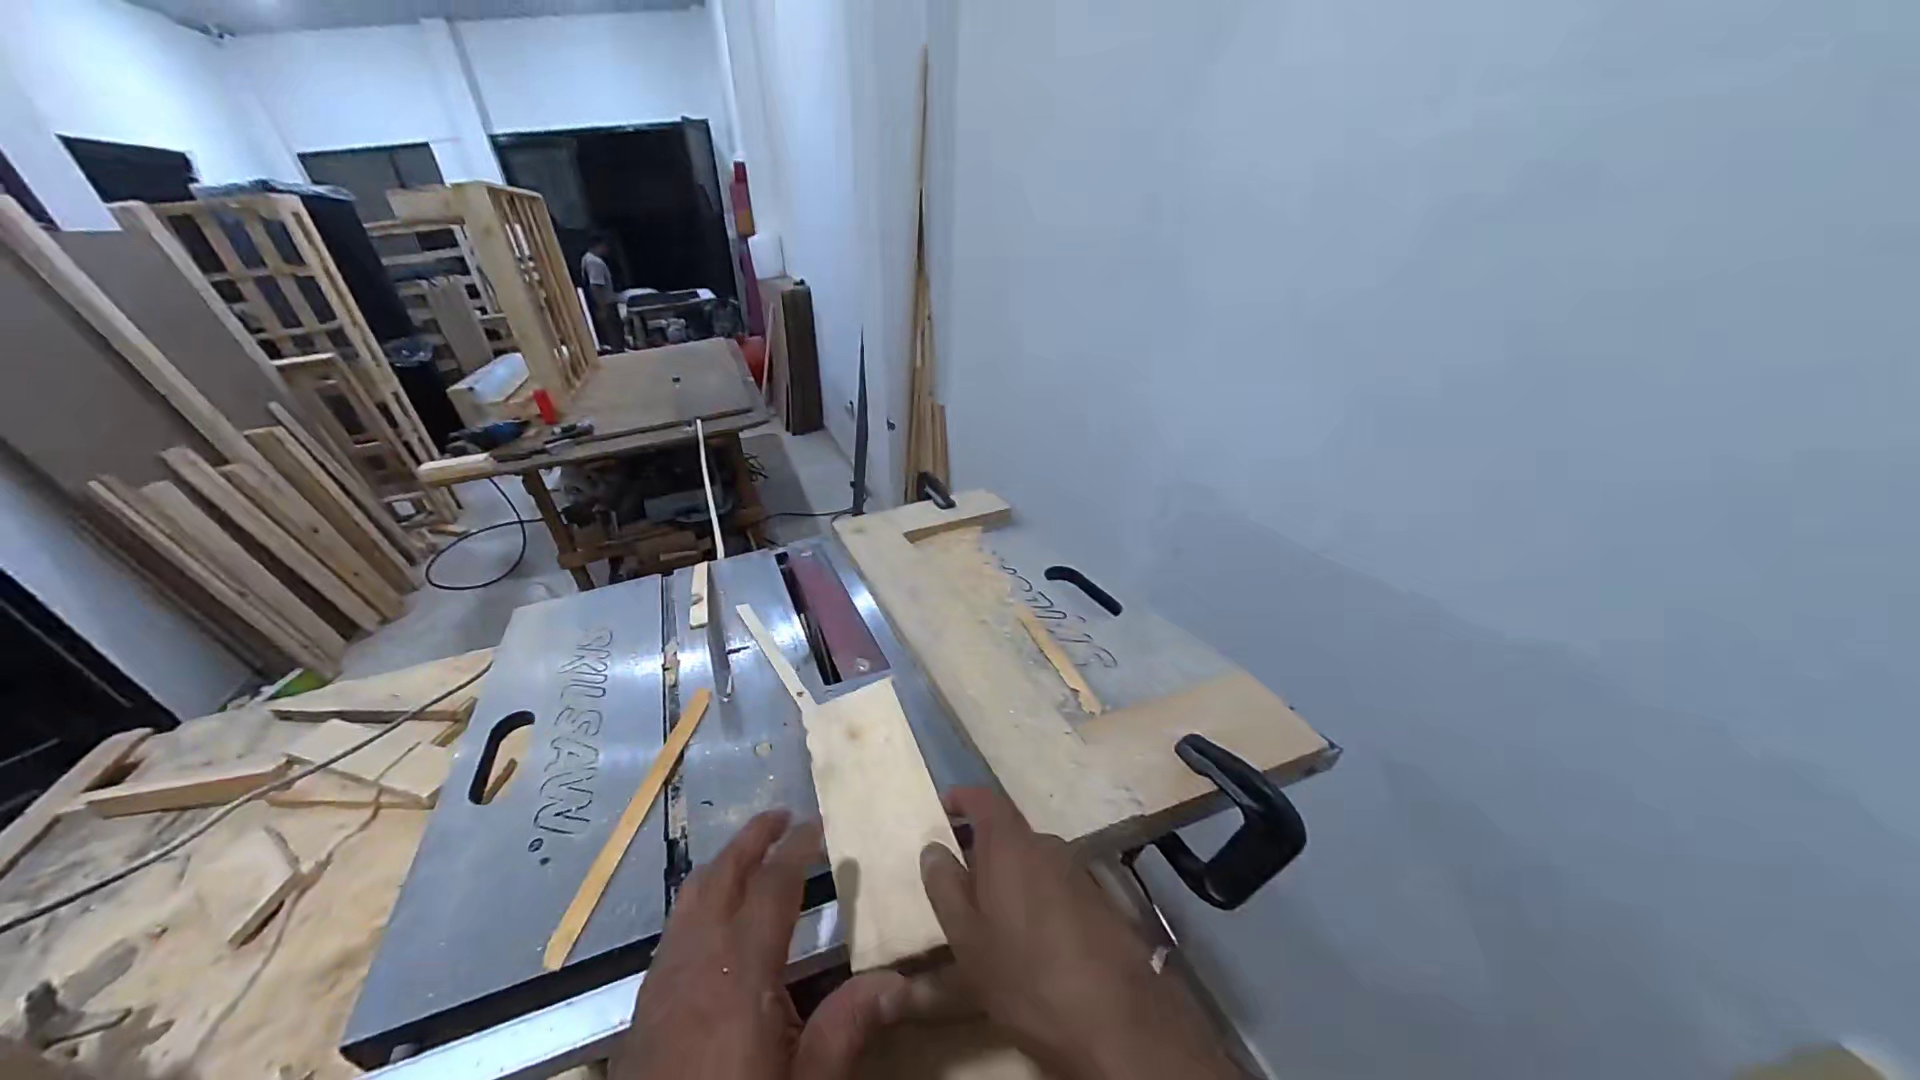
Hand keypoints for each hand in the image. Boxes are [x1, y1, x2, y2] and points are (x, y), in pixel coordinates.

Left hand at [612, 810, 905, 1079]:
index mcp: (740, 973)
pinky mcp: (646, 1004)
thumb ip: (847, 1027)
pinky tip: (719, 919)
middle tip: (783, 816)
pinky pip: (675, 927)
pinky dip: (702, 899)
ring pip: (690, 896)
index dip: (797, 848)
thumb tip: (898, 980)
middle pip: (720, 875)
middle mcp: (696, 960)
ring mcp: (664, 980)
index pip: (771, 886)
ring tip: (753, 855)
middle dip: (752, 838)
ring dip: (723, 864)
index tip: (820, 825)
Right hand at [919, 789, 1242, 1079]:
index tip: (943, 809)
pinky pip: (1055, 885)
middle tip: (959, 881)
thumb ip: (944, 886)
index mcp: (1009, 844)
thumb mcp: (966, 936)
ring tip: (991, 918)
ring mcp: (1078, 870)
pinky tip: (1032, 940)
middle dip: (981, 850)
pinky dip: (1036, 898)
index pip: (983, 798)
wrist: (1116, 1018)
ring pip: (1032, 862)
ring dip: (1010, 878)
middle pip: (1008, 832)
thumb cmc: (1025, 972)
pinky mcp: (1099, 899)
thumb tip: (933, 849)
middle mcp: (1046, 844)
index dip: (961, 798)